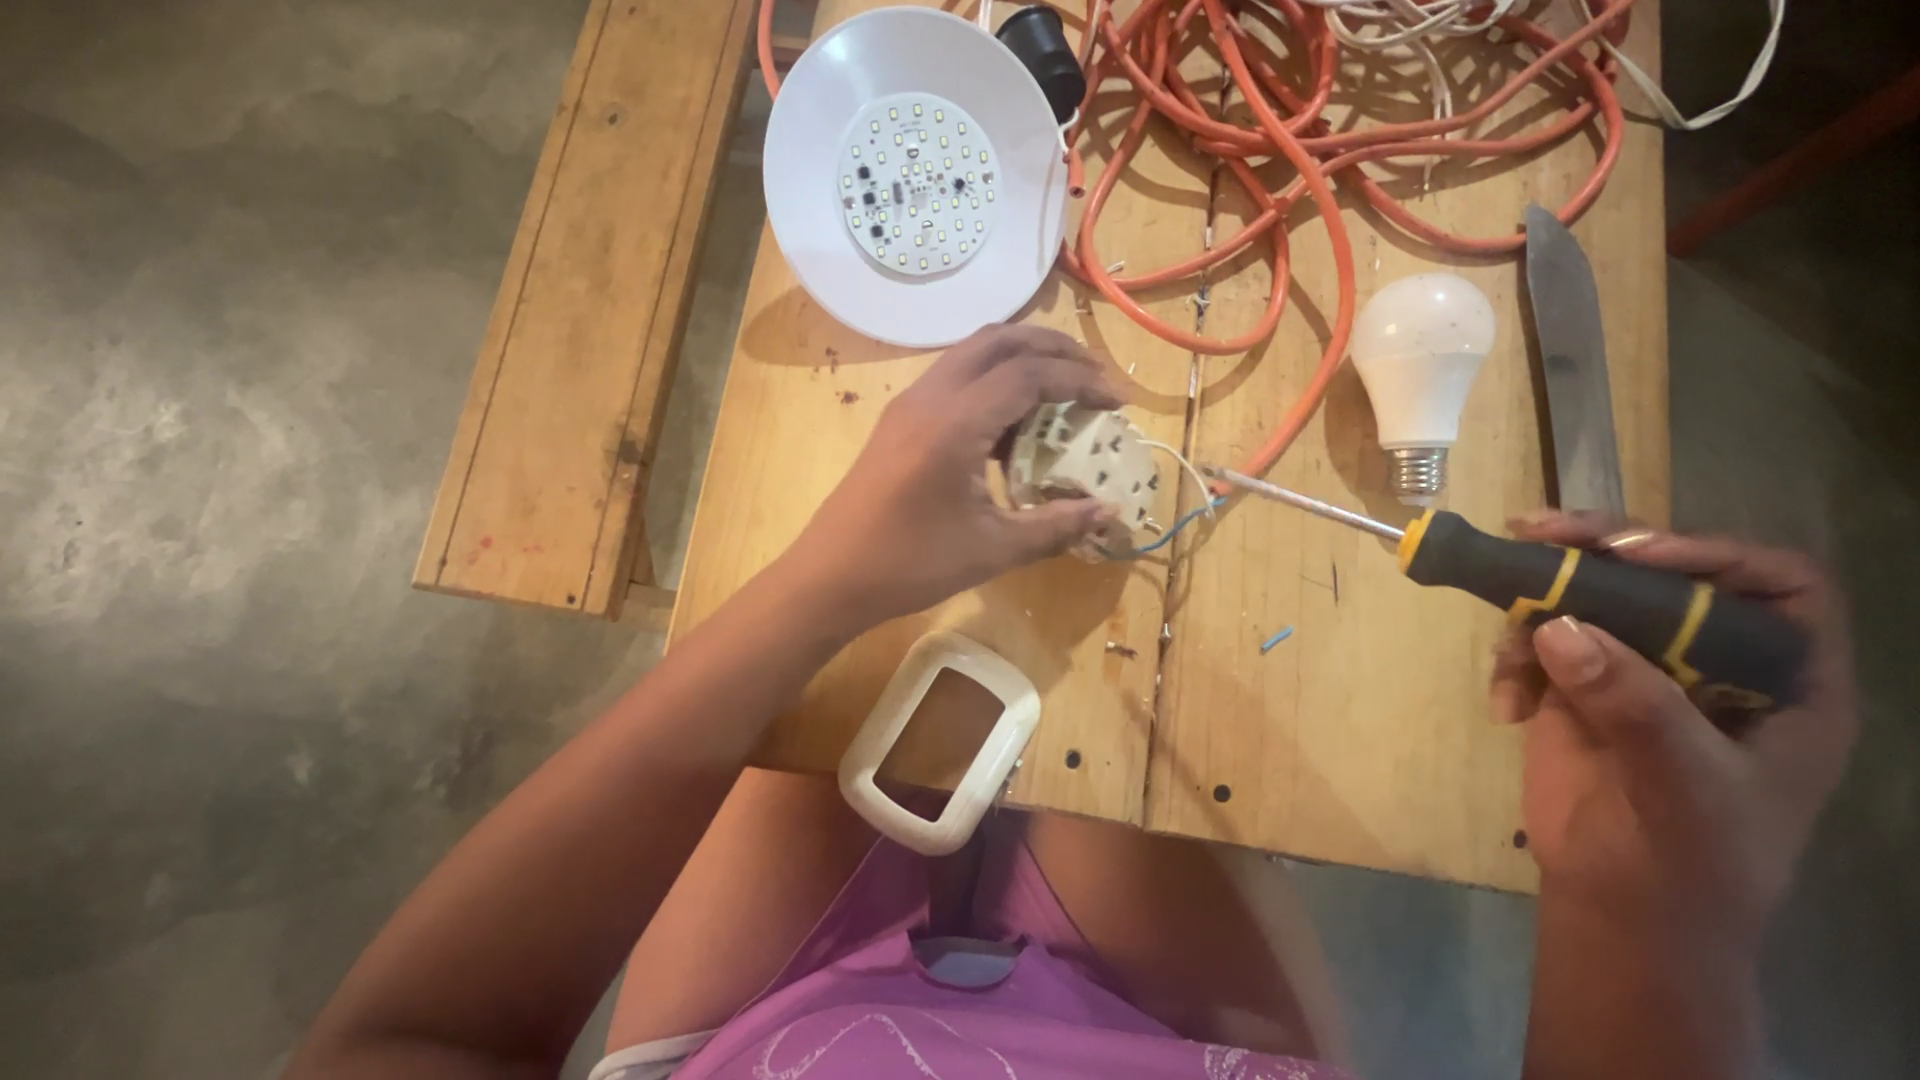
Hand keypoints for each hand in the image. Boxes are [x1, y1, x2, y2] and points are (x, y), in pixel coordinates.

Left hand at [780, 325, 1120, 631]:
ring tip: (1061, 393)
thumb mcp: (992, 550)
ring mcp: (909, 404)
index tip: (1118, 402)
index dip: (1081, 380)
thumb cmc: (910, 565)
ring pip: (973, 352)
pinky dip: (992, 380)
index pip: (1030, 374)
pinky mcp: (899, 419)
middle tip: (1094, 378)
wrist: (830, 576)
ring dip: (1021, 359)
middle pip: (1001, 341)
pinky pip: (954, 377)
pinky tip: (1012, 424)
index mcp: (955, 422)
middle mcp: (931, 397)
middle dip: (1055, 350)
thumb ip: (1056, 525)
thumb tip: (1109, 511)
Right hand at [1492, 514, 1855, 948]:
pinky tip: (1503, 706)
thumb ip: (1635, 705)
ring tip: (1509, 641)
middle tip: (1535, 531)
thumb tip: (1558, 626)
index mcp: (1784, 680)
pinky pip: (1539, 642)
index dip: (1711, 556)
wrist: (1623, 909)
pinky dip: (1512, 662)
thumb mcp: (1685, 787)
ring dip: (1538, 608)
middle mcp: (1714, 662)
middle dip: (1598, 552)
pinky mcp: (1577, 686)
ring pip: (1590, 600)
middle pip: (1665, 576)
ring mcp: (1640, 671)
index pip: (1775, 587)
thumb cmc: (1692, 861)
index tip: (1630, 554)